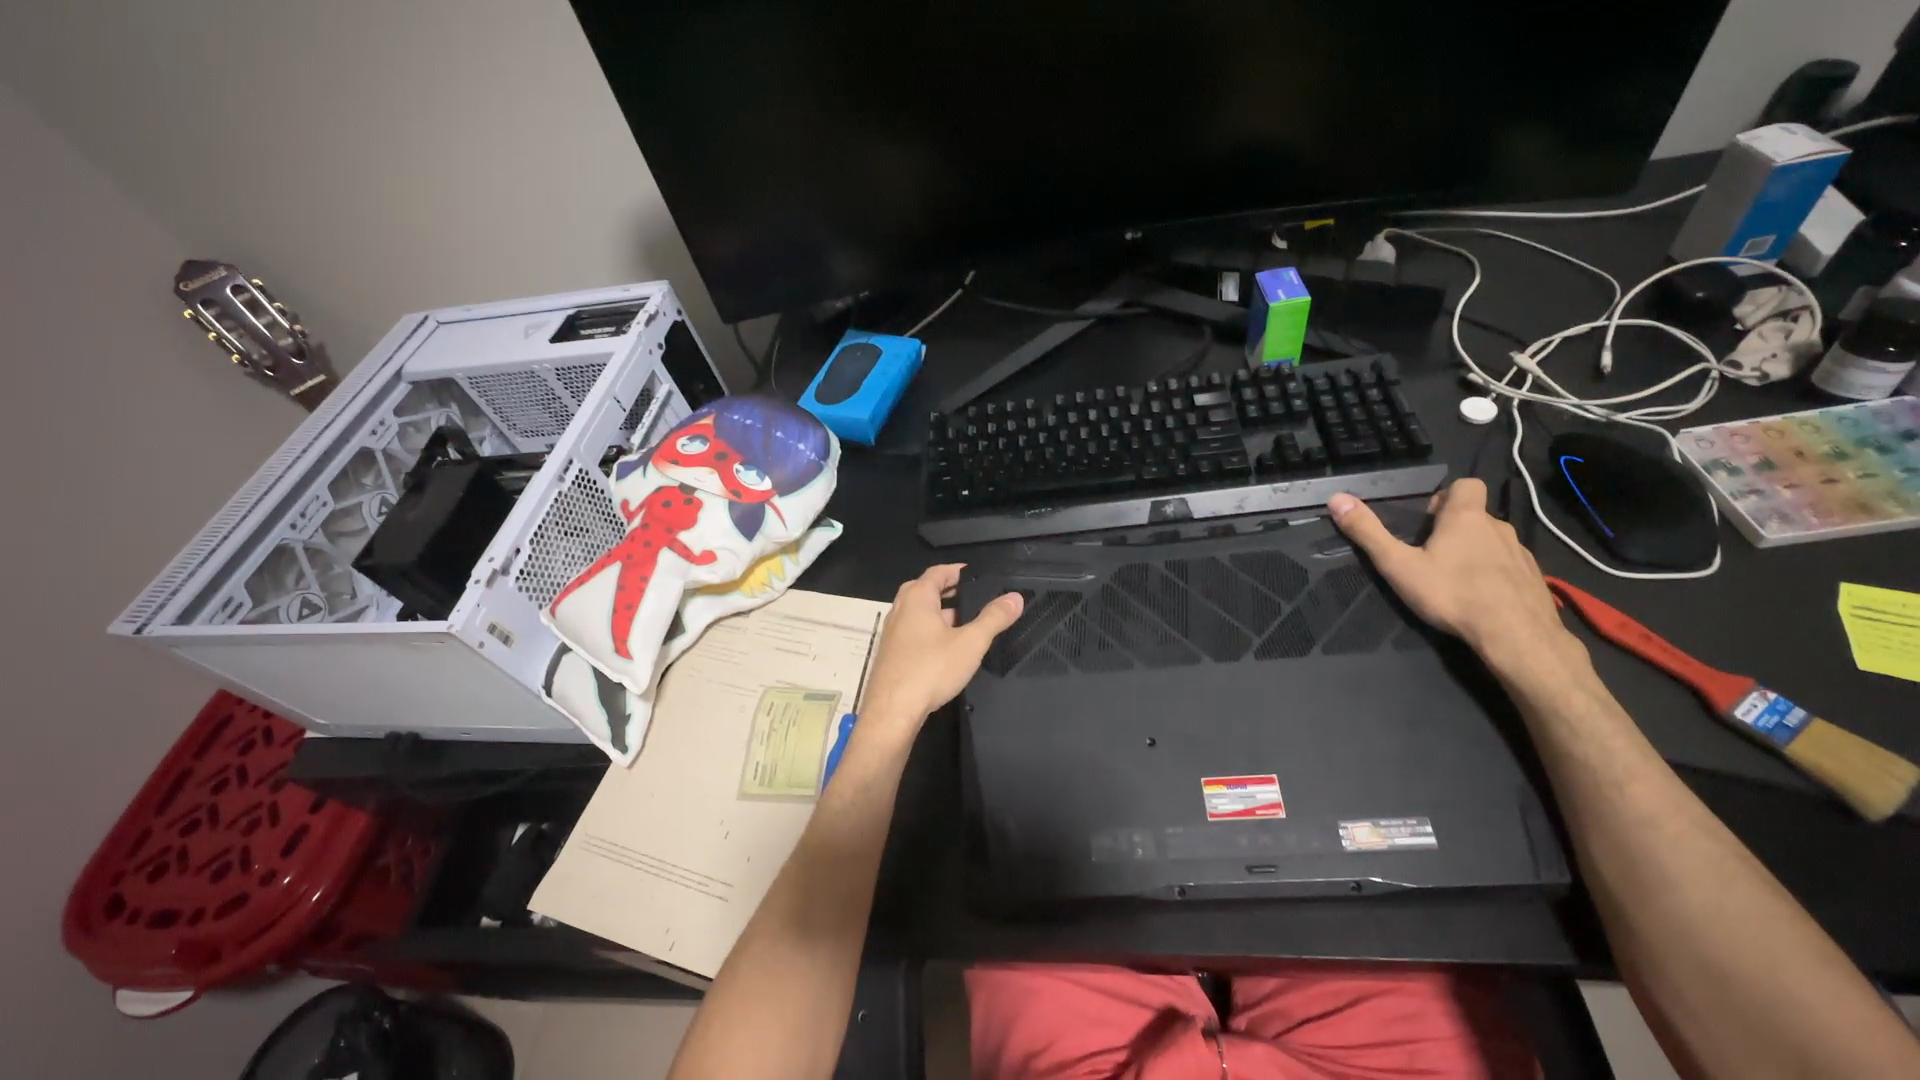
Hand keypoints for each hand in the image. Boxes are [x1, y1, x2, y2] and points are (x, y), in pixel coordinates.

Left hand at [860, 564, 1023, 725]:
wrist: (892, 711)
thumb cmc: (931, 669)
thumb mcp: (970, 643)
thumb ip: (994, 618)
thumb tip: (1015, 598)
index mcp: (917, 598)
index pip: (937, 572)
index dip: (957, 571)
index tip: (974, 575)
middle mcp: (900, 610)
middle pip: (924, 590)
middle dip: (948, 592)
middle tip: (971, 597)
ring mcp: (892, 633)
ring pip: (918, 614)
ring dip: (939, 614)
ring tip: (965, 623)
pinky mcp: (891, 654)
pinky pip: (913, 632)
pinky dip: (930, 632)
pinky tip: (946, 649)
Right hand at [1327, 481, 1572, 666]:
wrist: (1516, 634)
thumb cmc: (1452, 594)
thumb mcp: (1399, 565)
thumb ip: (1369, 533)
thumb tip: (1337, 499)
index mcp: (1465, 517)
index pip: (1466, 484)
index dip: (1448, 495)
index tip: (1430, 519)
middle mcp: (1498, 526)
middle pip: (1477, 515)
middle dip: (1456, 527)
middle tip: (1433, 554)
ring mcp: (1520, 552)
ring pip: (1494, 541)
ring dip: (1476, 550)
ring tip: (1455, 578)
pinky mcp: (1534, 577)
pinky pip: (1510, 565)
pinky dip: (1495, 573)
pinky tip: (1482, 596)